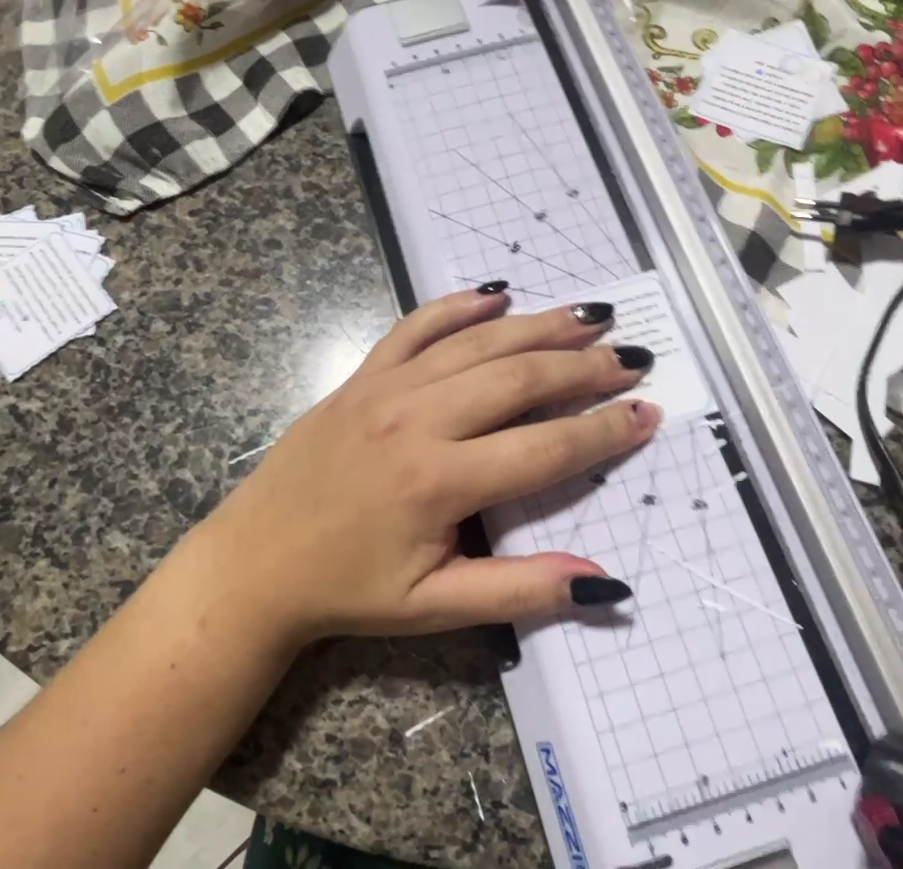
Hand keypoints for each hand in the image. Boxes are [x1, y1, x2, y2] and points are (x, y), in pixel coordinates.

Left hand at [188, 282, 660, 647]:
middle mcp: (416, 421)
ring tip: (588, 319)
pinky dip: (456, 306)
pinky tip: (495, 295)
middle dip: (583, 368)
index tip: (648, 412)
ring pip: (476, 344)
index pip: (545, 449)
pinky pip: (415, 328)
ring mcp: (384, 390)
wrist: (255, 564)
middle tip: (631, 357)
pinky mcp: (360, 377)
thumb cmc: (347, 590)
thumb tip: (602, 582)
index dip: (603, 431)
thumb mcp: (434, 606)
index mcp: (439, 482)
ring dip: (537, 328)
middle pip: (519, 380)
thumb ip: (519, 590)